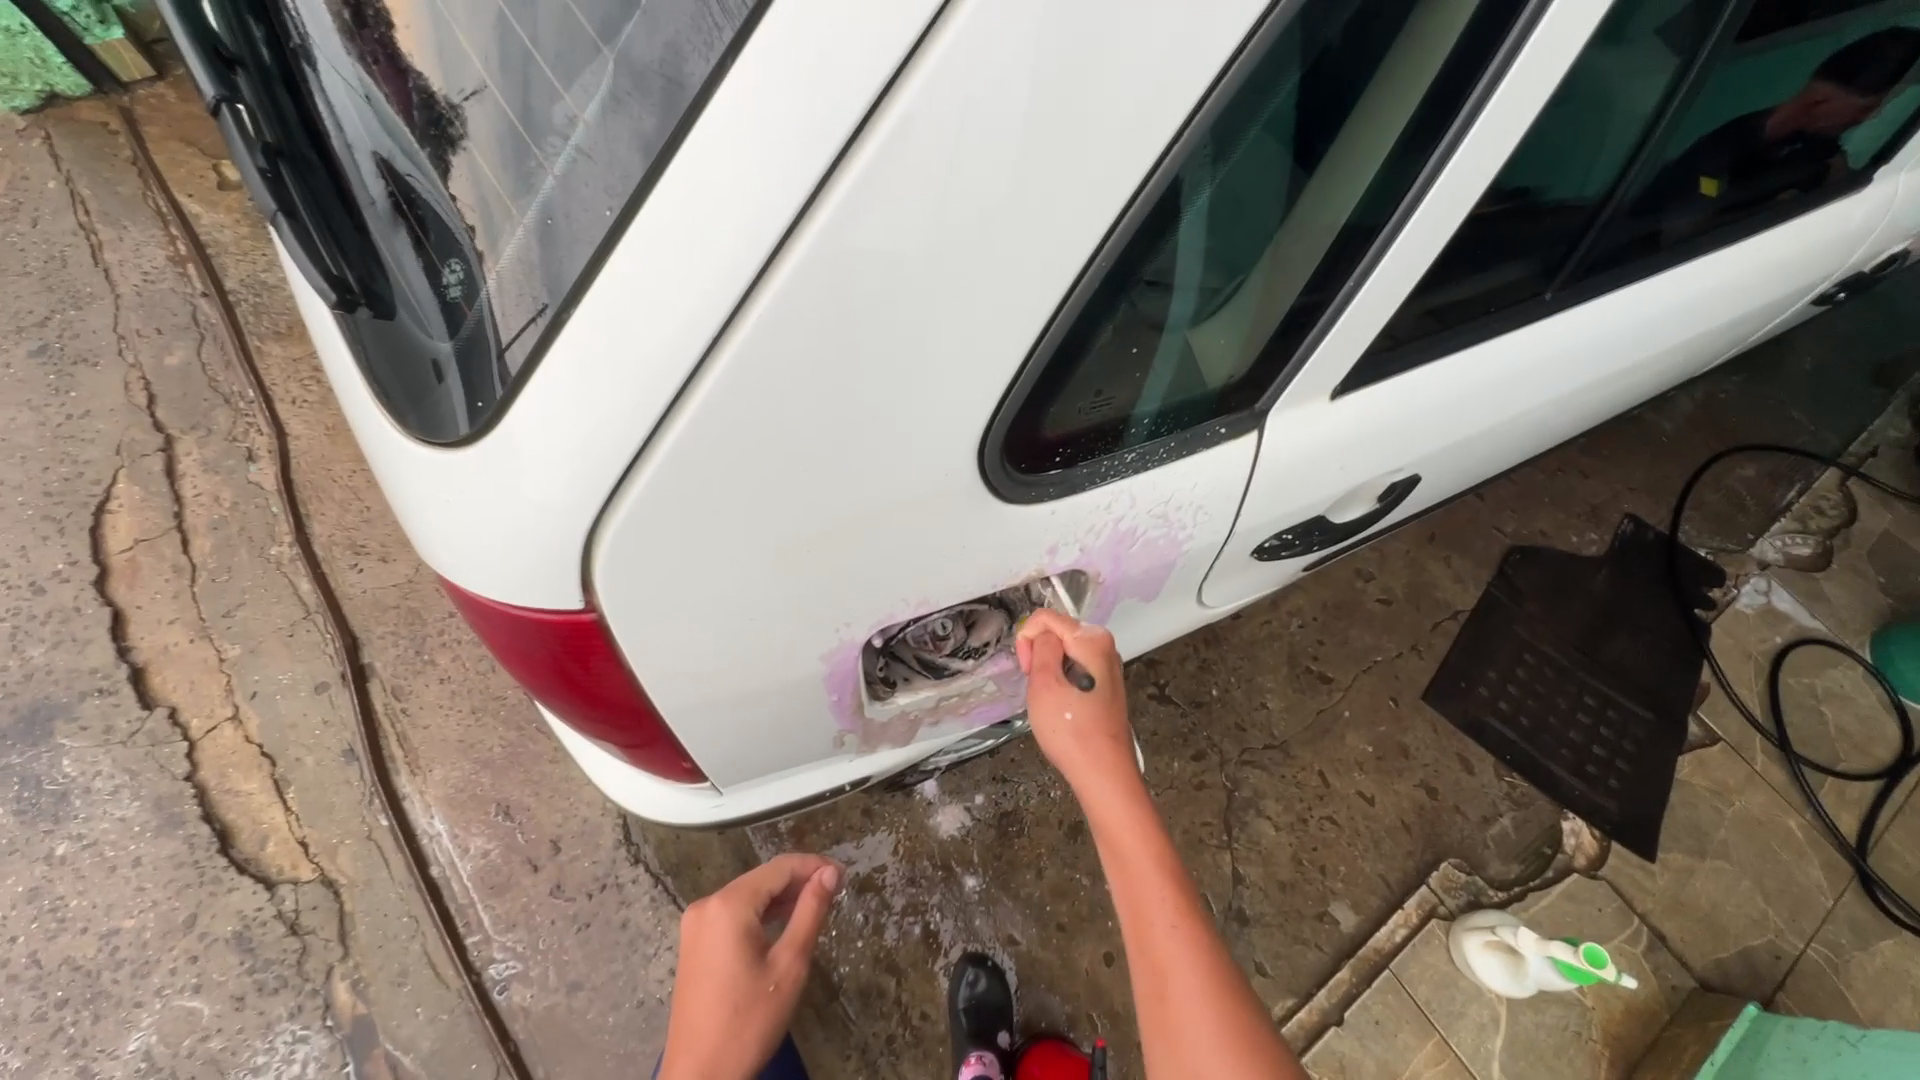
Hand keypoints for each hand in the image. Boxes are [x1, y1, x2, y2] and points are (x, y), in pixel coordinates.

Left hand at [659, 854, 841, 1079]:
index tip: (844, 875)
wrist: (700, 1076)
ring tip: (818, 904)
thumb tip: (829, 873)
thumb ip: (810, 911)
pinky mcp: (695, 944)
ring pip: (748, 896)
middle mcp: (707, 905)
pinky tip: (786, 923)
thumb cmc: (749, 1021)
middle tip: (836, 890)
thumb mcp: (790, 964)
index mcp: (728, 905)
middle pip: (762, 879)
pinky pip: (734, 915)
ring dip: (782, 897)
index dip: (814, 866)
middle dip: (799, 880)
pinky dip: (762, 914)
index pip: (779, 868)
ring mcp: (696, 925)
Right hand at [1016, 610, 1138, 799]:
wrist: (1103, 771)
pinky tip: (1061, 706)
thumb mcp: (1044, 683)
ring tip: (1049, 700)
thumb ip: (1042, 647)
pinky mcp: (1107, 685)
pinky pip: (1075, 669)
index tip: (1027, 670)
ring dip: (1049, 670)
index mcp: (1092, 639)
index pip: (1045, 618)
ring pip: (1064, 652)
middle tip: (1037, 687)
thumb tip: (1044, 635)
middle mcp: (1105, 646)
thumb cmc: (1071, 729)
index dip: (1027, 640)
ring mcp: (1108, 666)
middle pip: (1057, 632)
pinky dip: (1062, 681)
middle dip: (1039, 653)